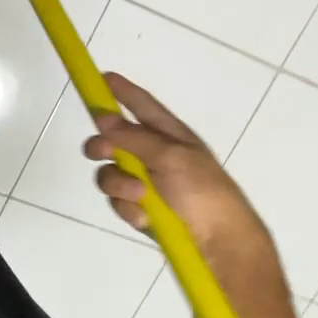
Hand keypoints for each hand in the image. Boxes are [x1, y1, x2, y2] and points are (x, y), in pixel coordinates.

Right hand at [82, 73, 270, 261]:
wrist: (216, 239)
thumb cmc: (202, 191)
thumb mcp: (171, 157)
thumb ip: (134, 137)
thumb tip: (102, 117)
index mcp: (169, 135)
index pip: (142, 106)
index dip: (122, 92)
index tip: (101, 77)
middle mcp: (152, 155)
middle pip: (110, 140)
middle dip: (102, 146)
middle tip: (102, 153)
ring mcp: (143, 182)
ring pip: (108, 173)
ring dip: (119, 185)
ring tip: (140, 197)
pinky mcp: (136, 207)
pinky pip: (116, 201)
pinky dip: (127, 209)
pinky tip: (145, 217)